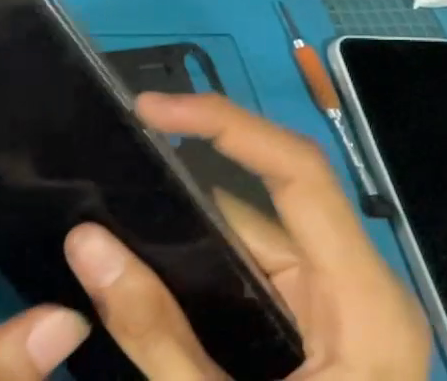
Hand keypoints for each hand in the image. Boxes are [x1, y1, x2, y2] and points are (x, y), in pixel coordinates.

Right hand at [52, 93, 430, 379]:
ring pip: (250, 241)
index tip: (147, 109)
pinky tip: (142, 266)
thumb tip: (84, 239)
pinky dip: (194, 264)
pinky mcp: (314, 337)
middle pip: (264, 203)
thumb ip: (154, 333)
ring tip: (107, 209)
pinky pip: (249, 276)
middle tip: (103, 164)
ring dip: (180, 226)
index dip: (222, 123)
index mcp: (363, 303)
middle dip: (181, 180)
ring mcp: (336, 315)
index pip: (296, 172)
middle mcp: (355, 293)